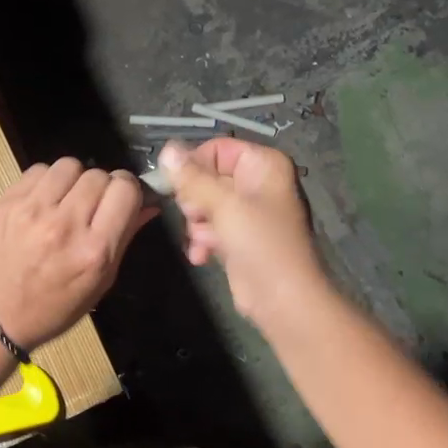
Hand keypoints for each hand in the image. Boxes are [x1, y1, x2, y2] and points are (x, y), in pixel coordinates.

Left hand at [0, 158, 156, 347]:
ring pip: (70, 165)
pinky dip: (47, 181)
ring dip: (74, 179)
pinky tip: (44, 202)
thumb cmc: (57, 305)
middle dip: (102, 187)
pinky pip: (39, 169)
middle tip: (92, 206)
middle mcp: (65, 225)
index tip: (122, 199)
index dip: (128, 190)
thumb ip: (125, 237)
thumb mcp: (102, 281)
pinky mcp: (8, 202)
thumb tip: (149, 203)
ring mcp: (33, 210)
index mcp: (94, 251)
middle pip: (99, 175)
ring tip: (67, 200)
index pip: (125, 190)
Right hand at [158, 139, 321, 325]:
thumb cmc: (260, 243)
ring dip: (195, 223)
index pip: (216, 148)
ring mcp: (247, 212)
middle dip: (193, 199)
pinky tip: (200, 256)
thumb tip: (166, 149)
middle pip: (206, 177)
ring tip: (200, 239)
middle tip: (193, 215)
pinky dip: (201, 240)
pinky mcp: (238, 237)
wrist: (282, 299)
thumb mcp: (223, 204)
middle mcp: (257, 183)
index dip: (194, 166)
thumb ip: (192, 177)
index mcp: (263, 165)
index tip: (179, 187)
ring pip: (203, 204)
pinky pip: (209, 228)